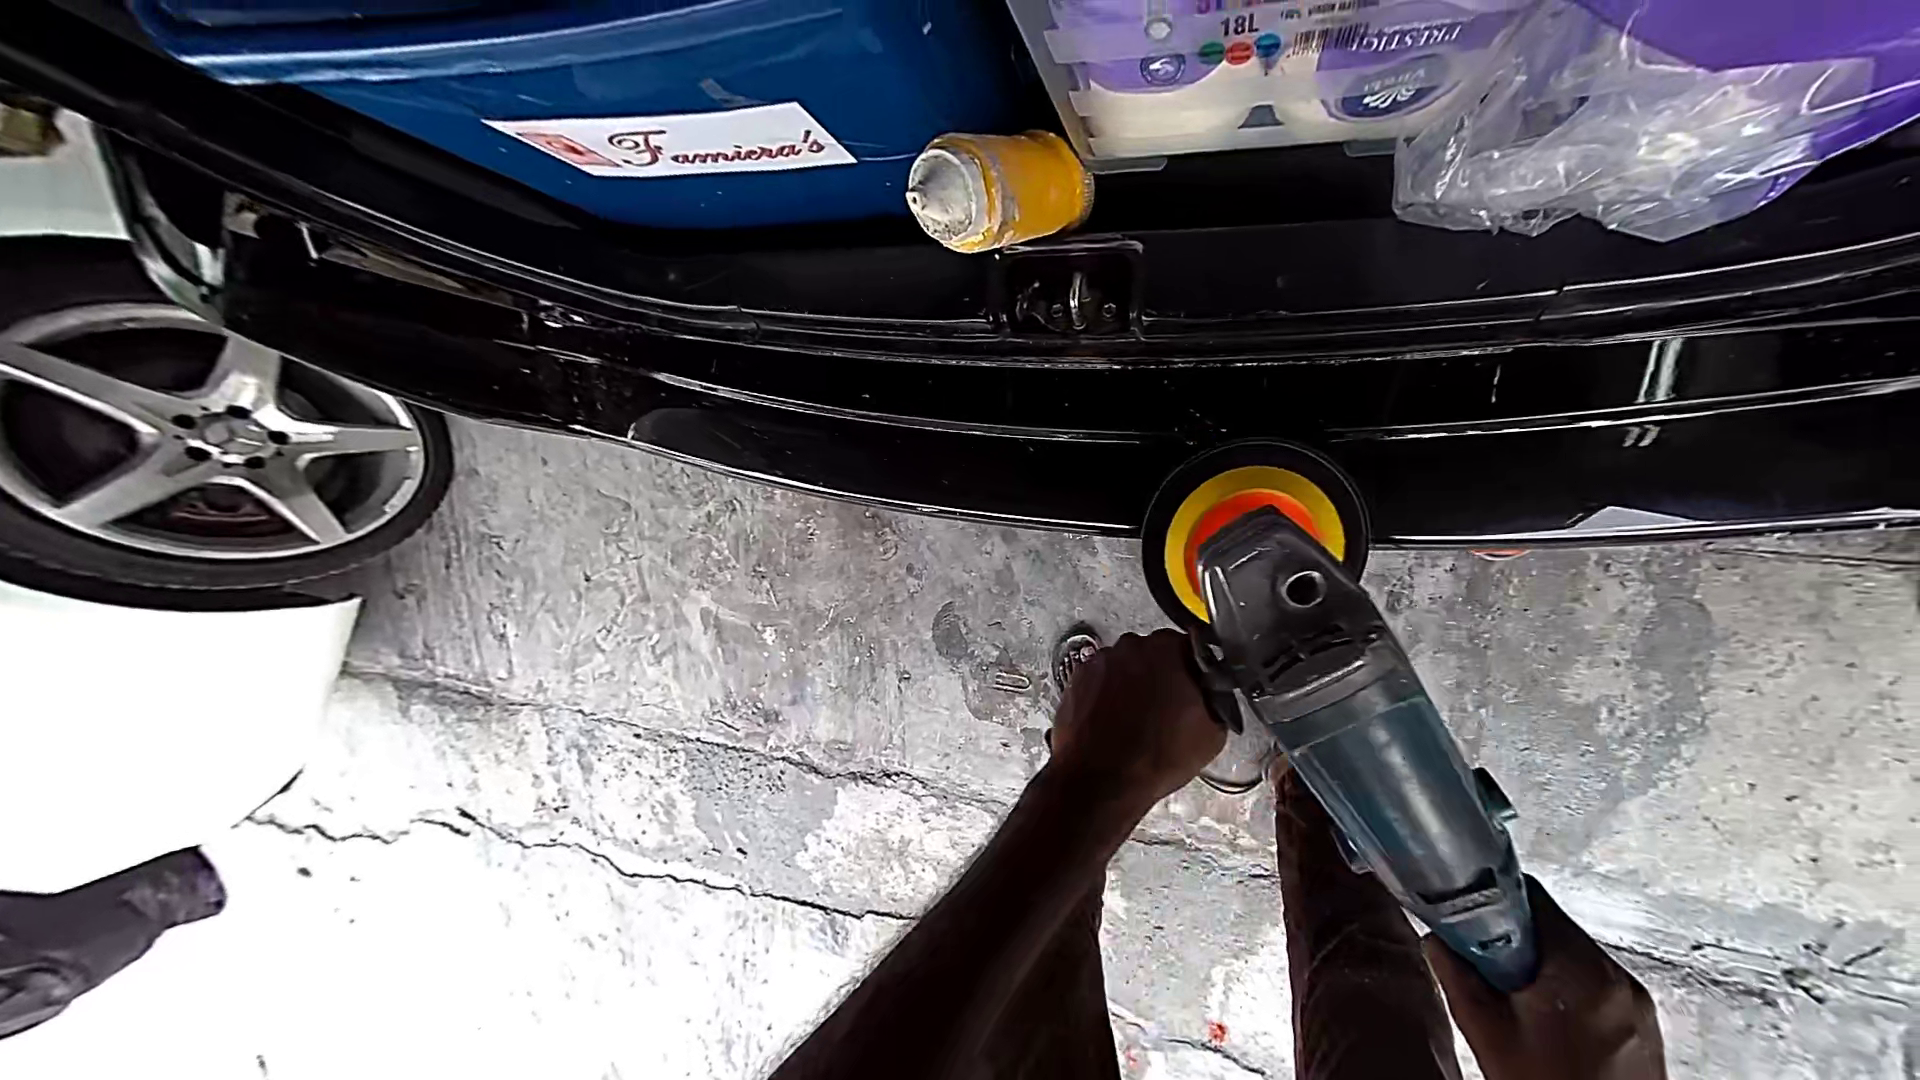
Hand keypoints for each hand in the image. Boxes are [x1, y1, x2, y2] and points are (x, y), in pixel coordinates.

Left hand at [1047, 629, 1226, 808]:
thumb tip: (1209, 691)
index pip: (1189, 645)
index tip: (1192, 685)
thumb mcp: (1211, 731)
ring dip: (1131, 681)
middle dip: (1160, 673)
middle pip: (1153, 652)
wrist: (1102, 778)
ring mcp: (1101, 658)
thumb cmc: (1155, 756)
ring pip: (1124, 664)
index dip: (1192, 668)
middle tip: (1165, 705)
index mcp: (1170, 650)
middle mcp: (1133, 645)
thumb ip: (1213, 697)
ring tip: (1136, 717)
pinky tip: (1113, 718)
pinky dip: (1106, 691)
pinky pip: (1100, 677)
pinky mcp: (1078, 674)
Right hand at [1425, 877, 1666, 1079]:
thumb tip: (1434, 933)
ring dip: (1534, 960)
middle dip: (1510, 934)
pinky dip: (1560, 985)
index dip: (1492, 896)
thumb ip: (1450, 967)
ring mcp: (1639, 1006)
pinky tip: (1539, 1016)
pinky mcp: (1644, 1027)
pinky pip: (1591, 982)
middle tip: (1480, 960)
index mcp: (1584, 970)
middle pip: (1550, 923)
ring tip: (1509, 995)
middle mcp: (1621, 980)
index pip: (1532, 894)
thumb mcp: (1480, 1025)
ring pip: (1569, 952)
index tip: (1467, 913)